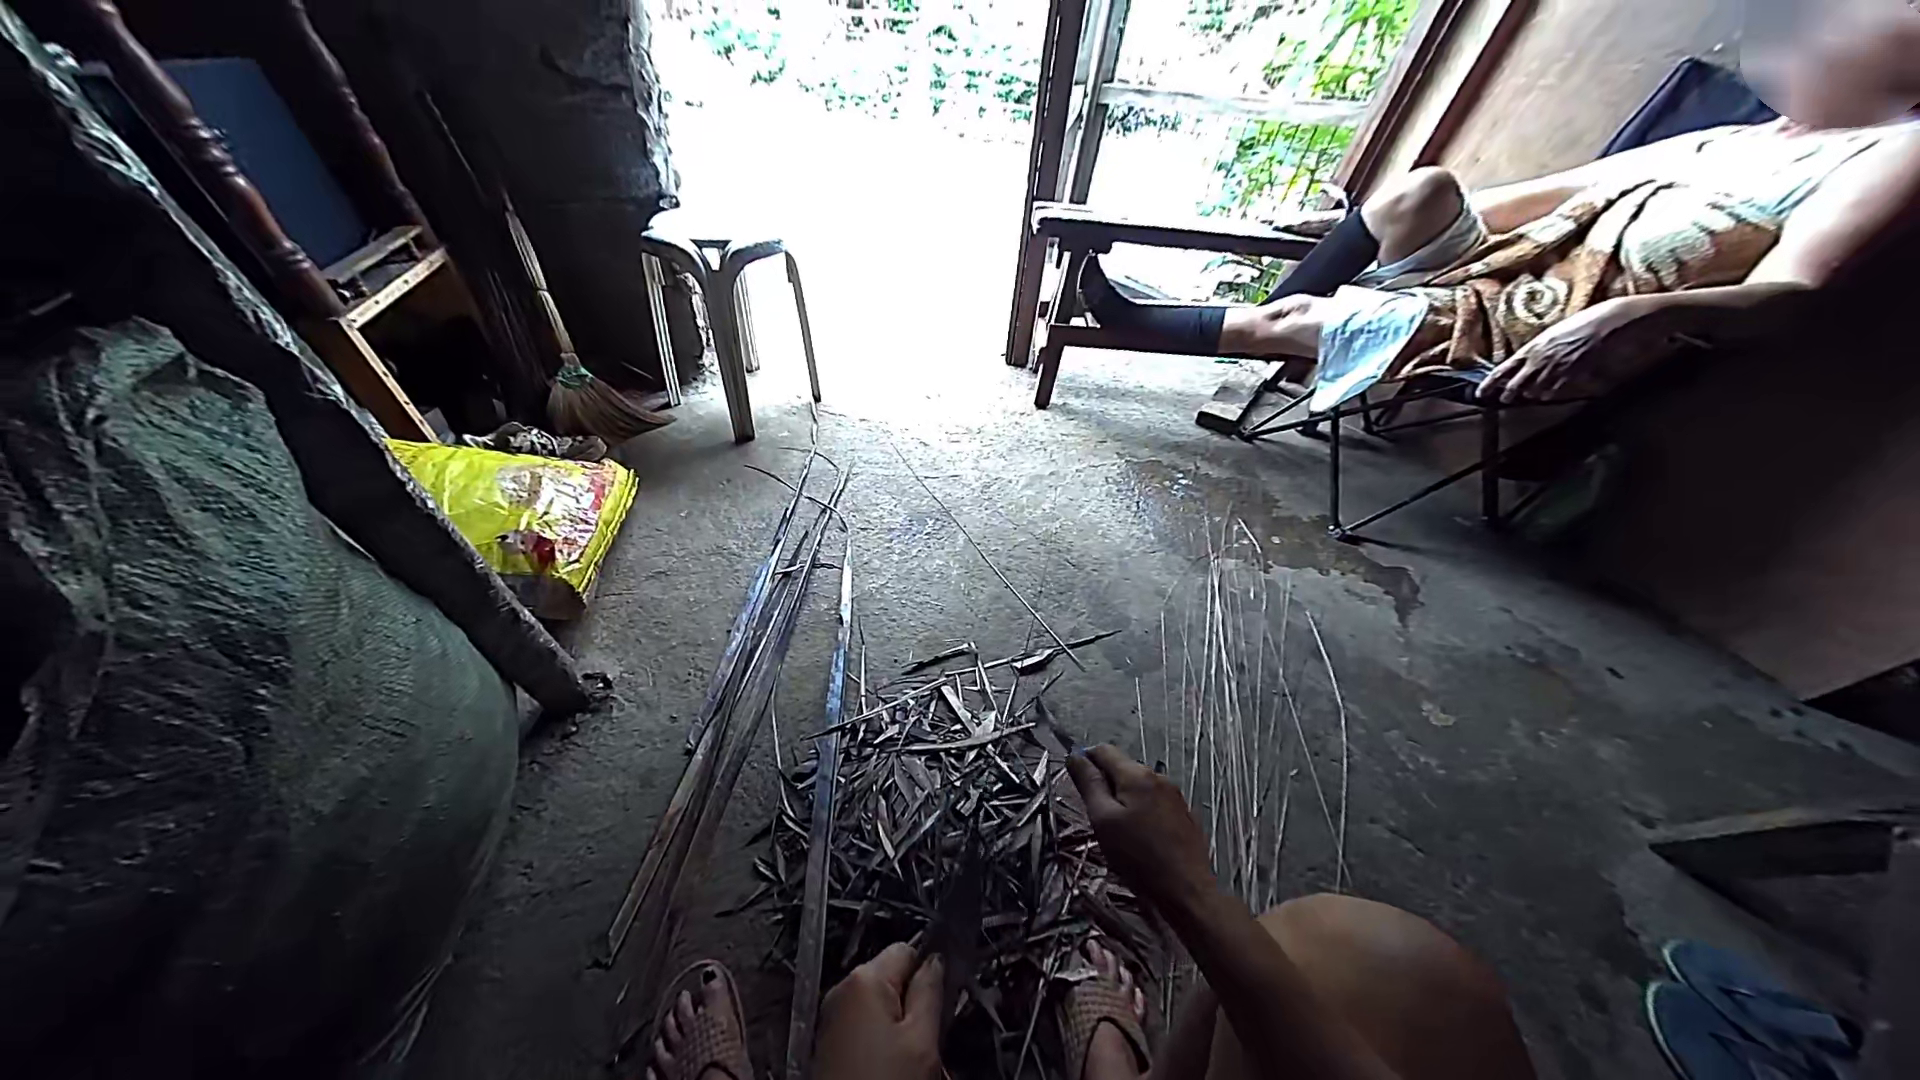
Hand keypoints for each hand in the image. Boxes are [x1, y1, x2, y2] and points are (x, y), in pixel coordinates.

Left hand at [814, 943, 943, 1079]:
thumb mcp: (920, 1041)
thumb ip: (930, 991)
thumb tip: (935, 959)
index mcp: (864, 978)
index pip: (907, 950)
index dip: (929, 971)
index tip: (942, 1004)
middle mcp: (843, 990)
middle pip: (892, 978)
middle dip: (913, 1003)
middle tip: (927, 1041)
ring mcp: (832, 1019)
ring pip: (880, 1006)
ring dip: (899, 1026)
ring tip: (909, 1062)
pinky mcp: (828, 1046)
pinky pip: (864, 1027)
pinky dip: (881, 1042)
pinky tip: (889, 1070)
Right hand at [1066, 745, 1216, 914]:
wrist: (1187, 892)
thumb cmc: (1139, 857)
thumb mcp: (1103, 820)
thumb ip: (1089, 783)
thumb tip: (1075, 757)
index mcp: (1136, 775)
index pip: (1103, 750)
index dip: (1085, 760)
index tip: (1078, 785)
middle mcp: (1158, 777)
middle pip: (1121, 767)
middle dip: (1105, 783)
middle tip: (1098, 816)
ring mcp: (1174, 796)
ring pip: (1138, 785)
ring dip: (1123, 798)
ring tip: (1119, 831)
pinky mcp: (1183, 814)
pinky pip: (1154, 801)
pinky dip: (1141, 810)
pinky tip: (1141, 837)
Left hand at [1476, 297, 1668, 403]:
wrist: (1615, 318)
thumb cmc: (1584, 321)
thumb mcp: (1552, 333)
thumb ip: (1536, 348)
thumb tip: (1524, 360)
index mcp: (1530, 349)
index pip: (1500, 371)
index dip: (1488, 385)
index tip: (1480, 394)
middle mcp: (1538, 361)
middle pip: (1514, 386)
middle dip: (1509, 394)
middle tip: (1505, 399)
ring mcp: (1556, 368)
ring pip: (1534, 391)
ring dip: (1530, 394)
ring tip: (1530, 394)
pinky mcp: (1574, 373)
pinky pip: (1556, 390)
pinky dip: (1551, 393)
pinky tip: (1550, 392)